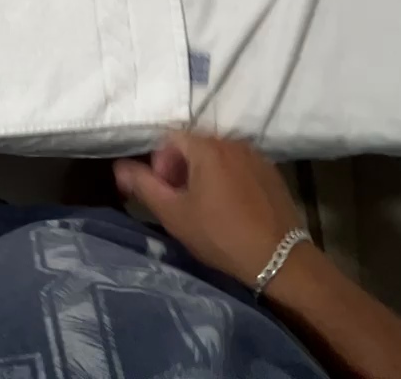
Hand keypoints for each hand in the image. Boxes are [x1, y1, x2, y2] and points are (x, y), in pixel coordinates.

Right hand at [113, 132, 309, 287]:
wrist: (281, 261)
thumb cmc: (221, 236)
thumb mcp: (174, 214)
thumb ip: (143, 185)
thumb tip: (119, 167)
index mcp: (206, 147)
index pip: (170, 138)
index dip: (161, 163)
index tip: (165, 192)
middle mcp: (231, 141)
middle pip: (195, 144)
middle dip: (181, 167)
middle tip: (182, 200)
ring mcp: (255, 155)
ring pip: (218, 155)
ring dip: (205, 172)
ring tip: (207, 205)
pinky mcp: (272, 171)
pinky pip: (240, 164)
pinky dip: (229, 177)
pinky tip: (232, 206)